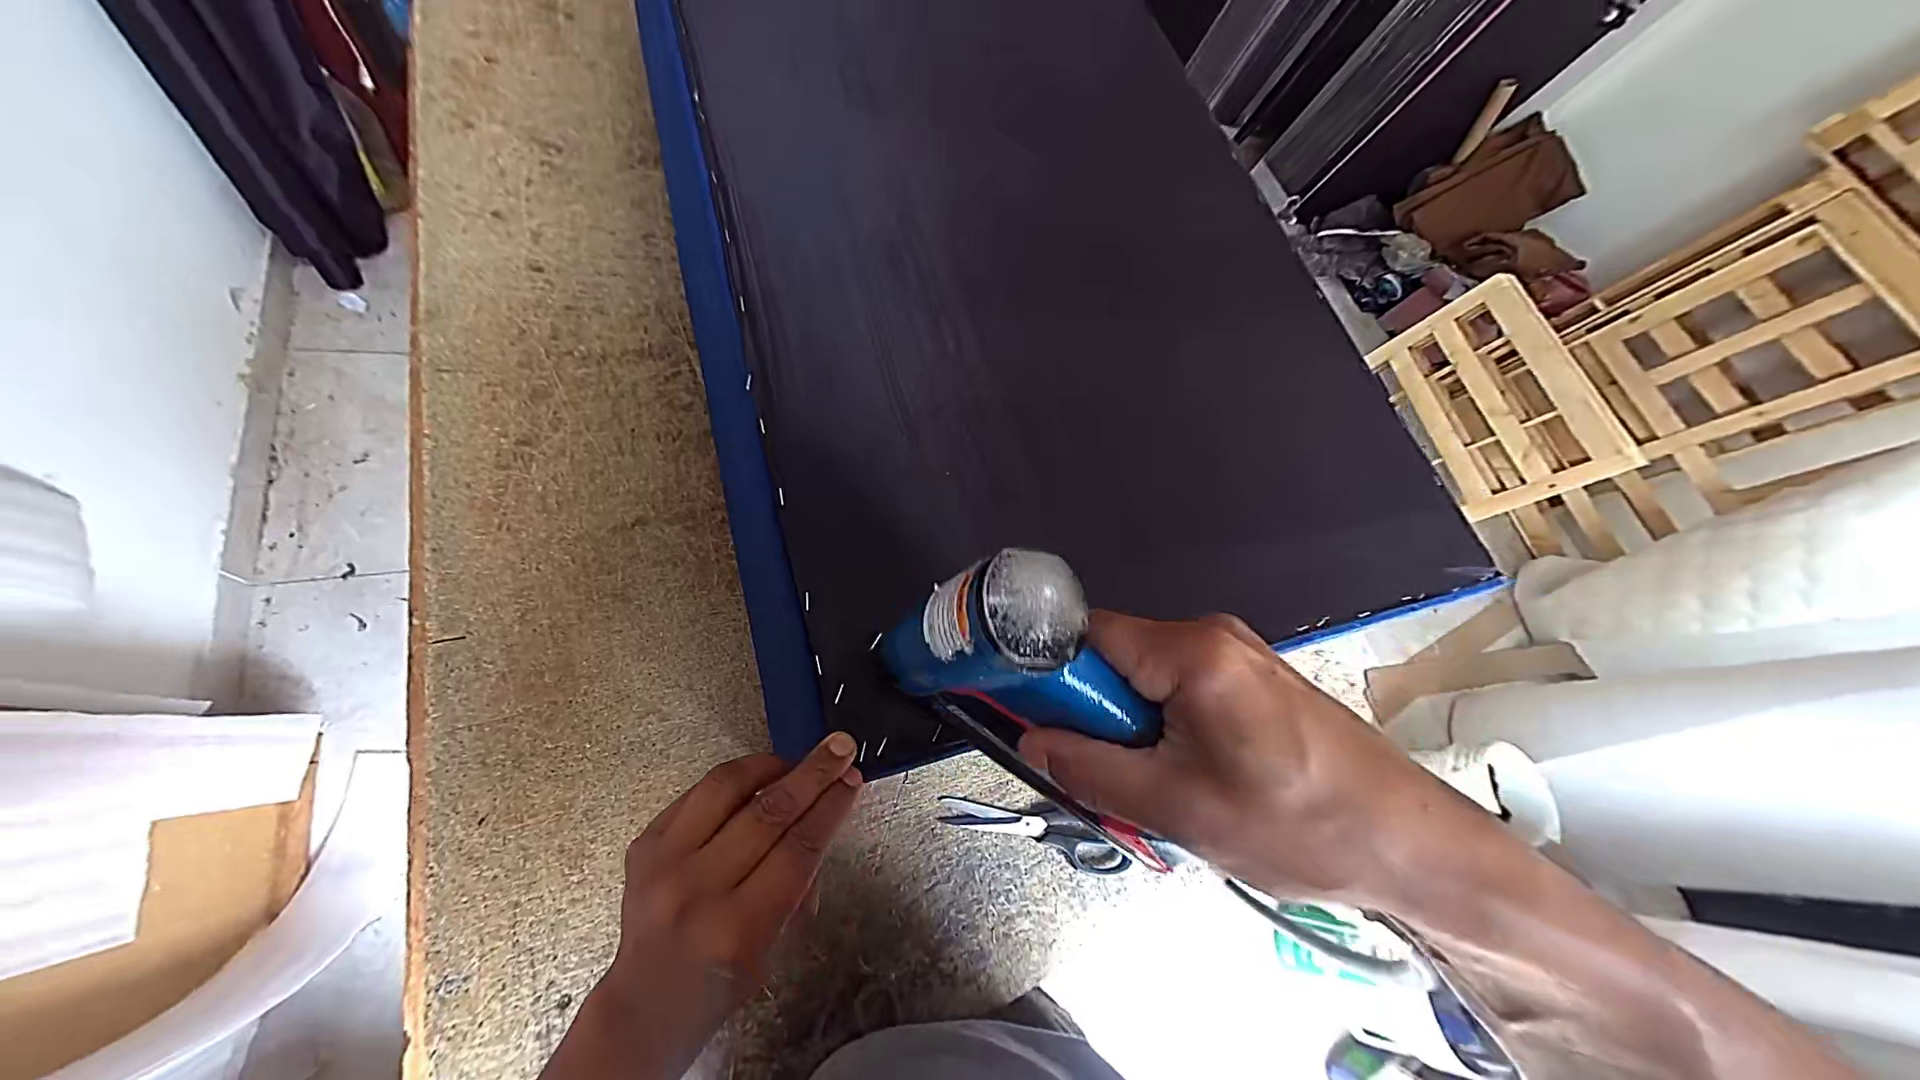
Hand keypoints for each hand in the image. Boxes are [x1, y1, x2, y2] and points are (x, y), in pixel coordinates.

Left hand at [540, 734, 863, 1079]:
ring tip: (795, 763)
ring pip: (726, 787)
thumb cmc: (722, 982)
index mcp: (737, 928)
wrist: (645, 1006)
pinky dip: (734, 779)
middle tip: (839, 748)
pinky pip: (697, 792)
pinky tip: (757, 778)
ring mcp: (661, 864)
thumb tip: (824, 808)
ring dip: (770, 765)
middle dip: (813, 774)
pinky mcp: (642, 845)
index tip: (852, 778)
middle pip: (768, 813)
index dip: (831, 807)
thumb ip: (800, 879)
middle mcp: (695, 891)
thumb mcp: (776, 945)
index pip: (798, 849)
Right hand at [1018, 611, 1497, 907]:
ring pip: (1141, 681)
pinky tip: (1181, 780)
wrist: (1415, 848)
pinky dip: (1158, 731)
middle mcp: (1211, 637)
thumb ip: (1090, 769)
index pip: (1084, 633)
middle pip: (1111, 657)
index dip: (1042, 668)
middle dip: (1091, 714)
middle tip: (1096, 770)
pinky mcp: (1247, 682)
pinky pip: (1175, 693)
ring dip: (1125, 730)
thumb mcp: (1176, 808)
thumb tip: (1033, 743)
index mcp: (1192, 652)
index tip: (1018, 705)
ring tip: (1151, 788)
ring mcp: (1233, 657)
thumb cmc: (1305, 825)